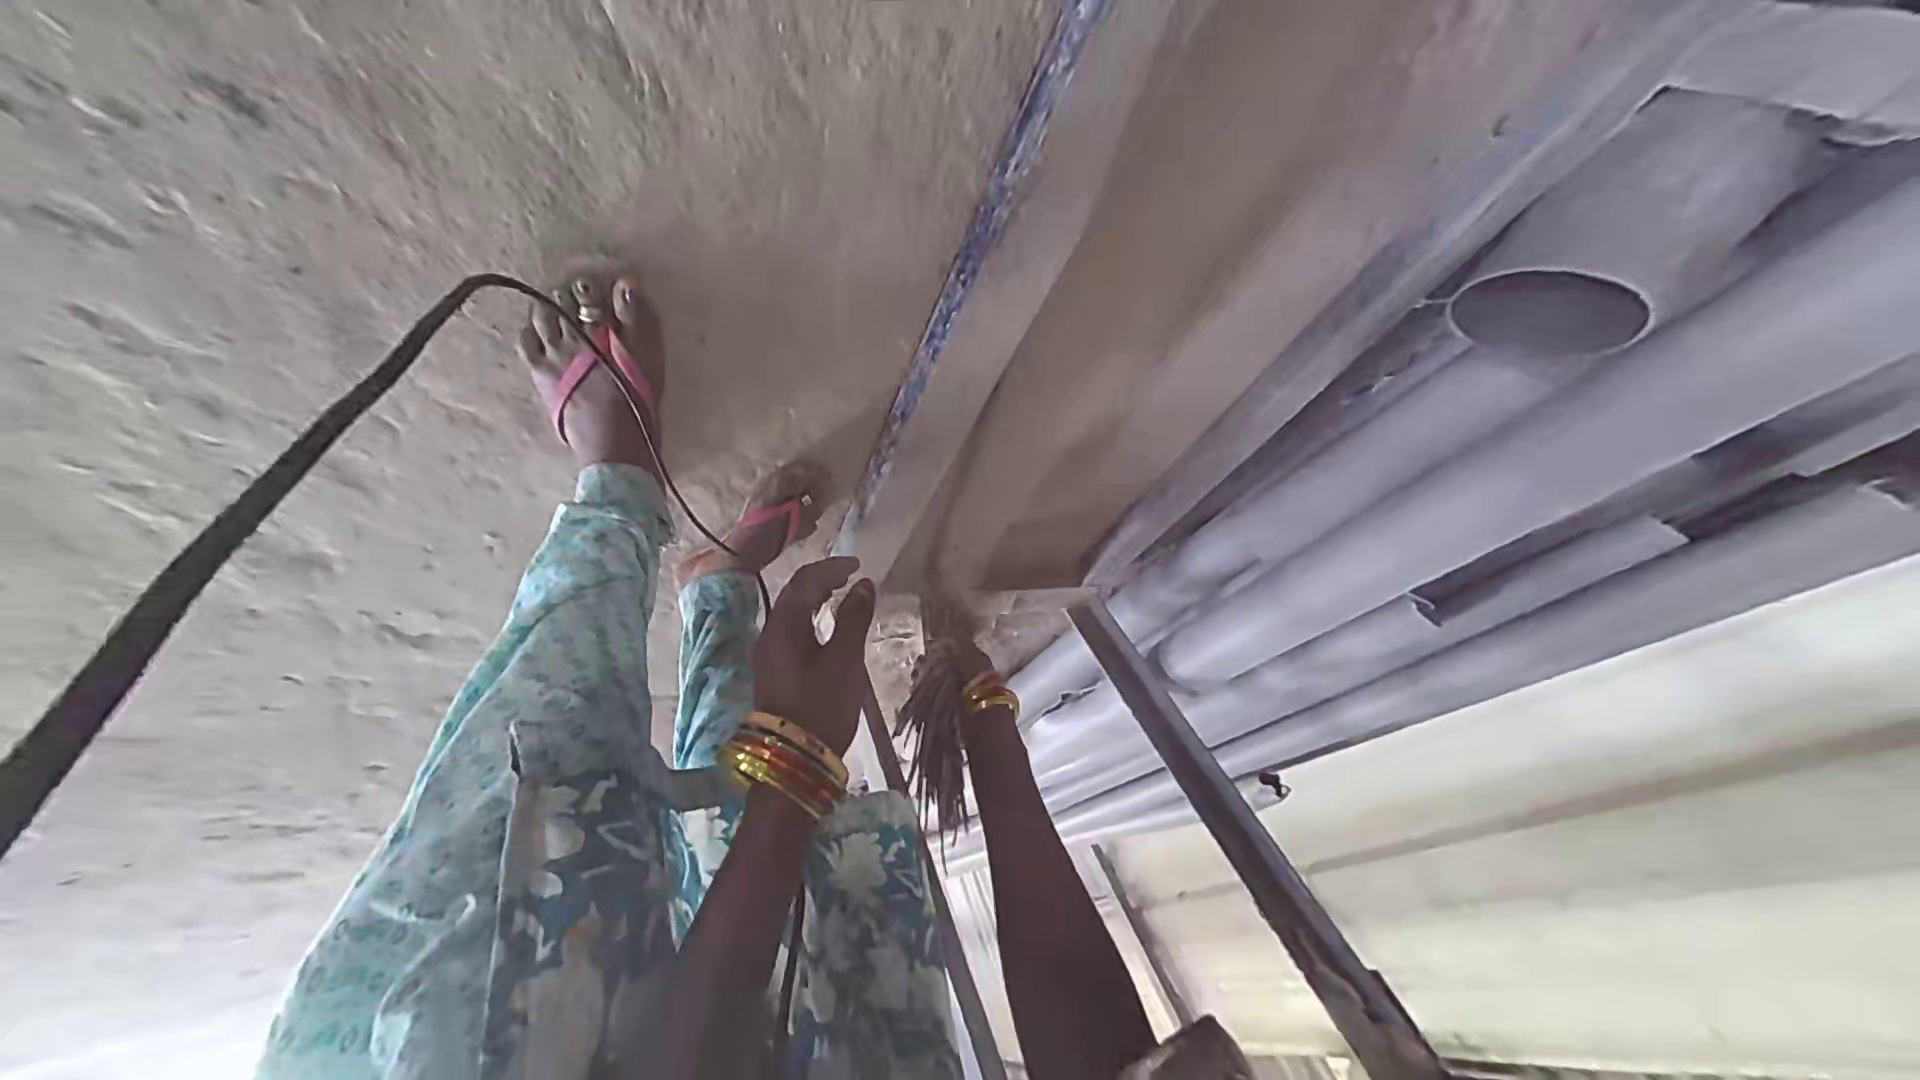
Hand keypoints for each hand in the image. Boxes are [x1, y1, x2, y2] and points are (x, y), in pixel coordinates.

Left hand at [751, 556, 876, 755]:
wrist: (794, 759)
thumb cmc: (822, 706)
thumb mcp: (845, 660)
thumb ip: (854, 618)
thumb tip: (864, 585)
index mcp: (784, 626)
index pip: (806, 581)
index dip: (832, 568)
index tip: (858, 565)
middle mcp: (770, 634)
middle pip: (794, 593)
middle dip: (822, 579)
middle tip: (850, 575)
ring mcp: (769, 653)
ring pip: (792, 612)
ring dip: (815, 597)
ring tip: (841, 593)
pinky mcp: (774, 670)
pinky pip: (792, 629)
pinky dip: (811, 617)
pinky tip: (826, 625)